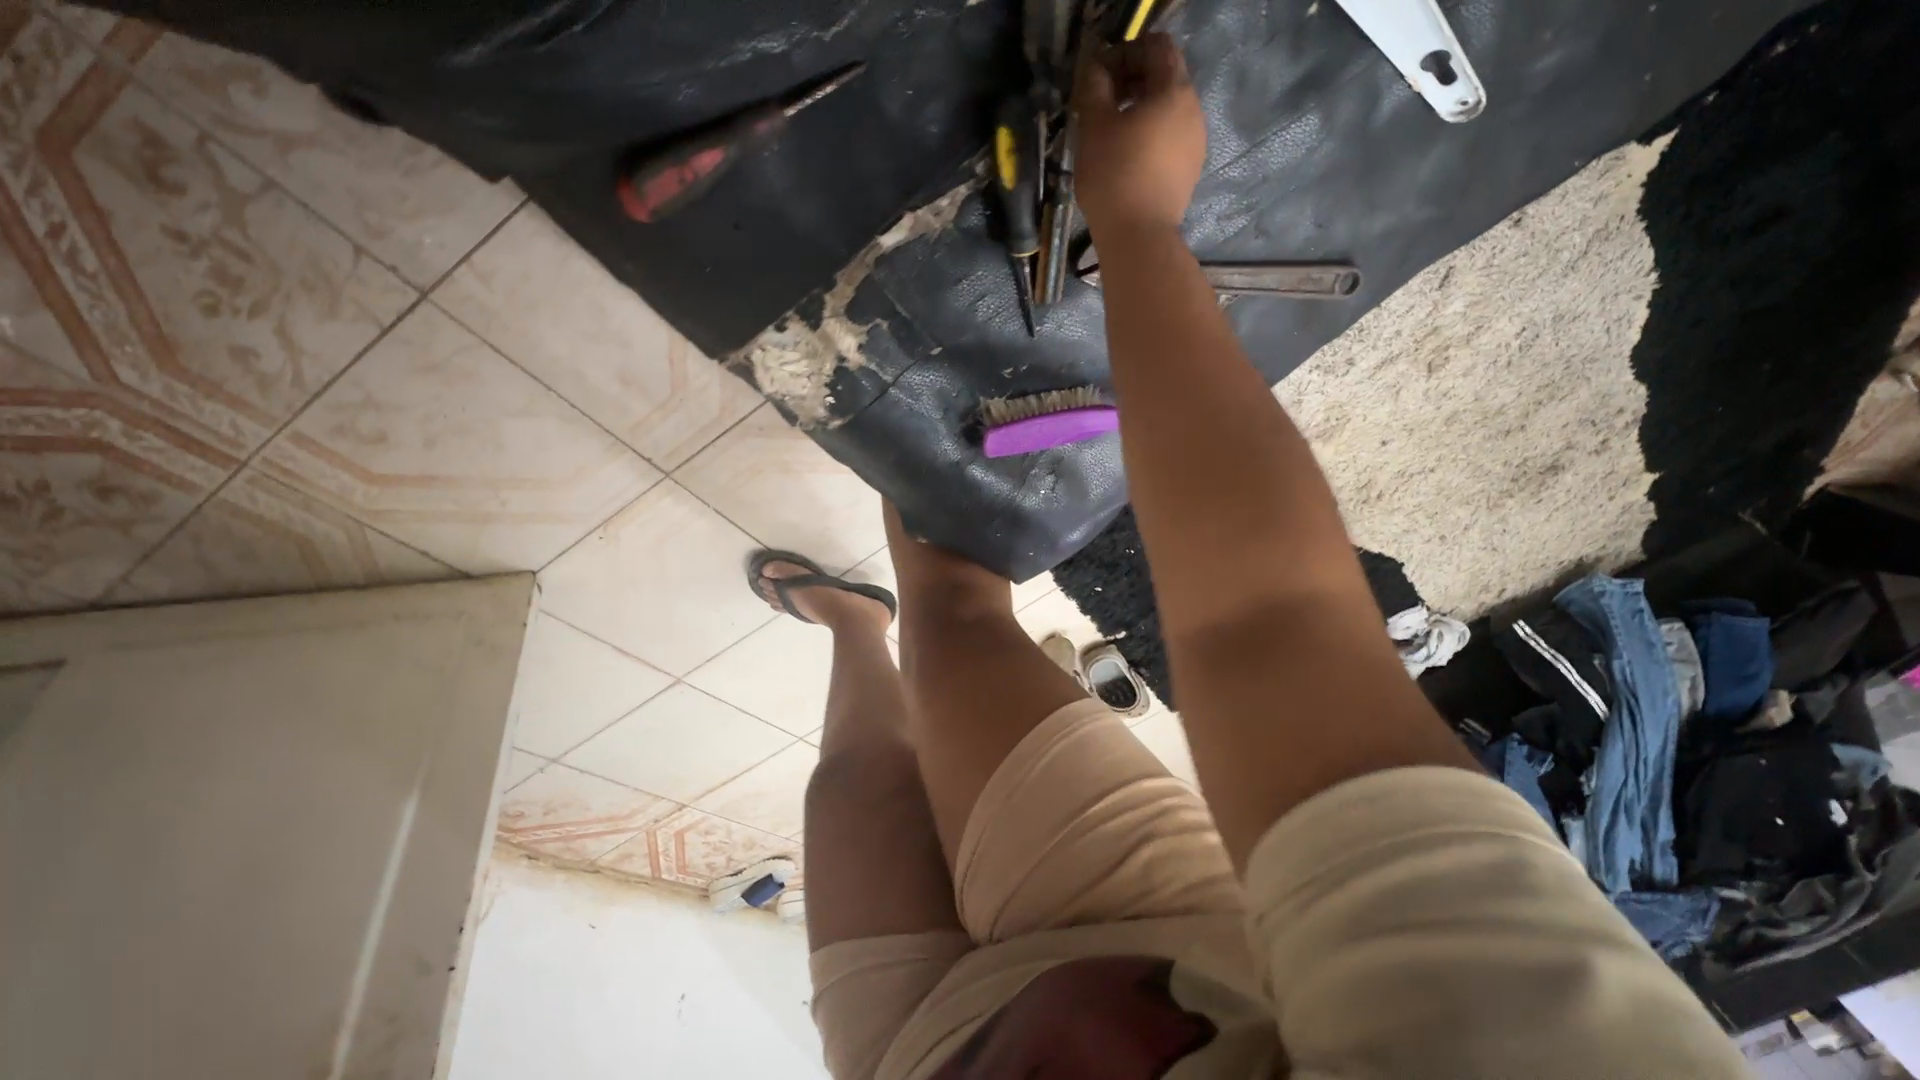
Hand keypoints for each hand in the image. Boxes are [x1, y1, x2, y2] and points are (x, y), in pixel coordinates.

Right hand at [1073, 33, 1205, 237]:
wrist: (1138, 236)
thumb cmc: (1113, 175)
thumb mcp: (1094, 125)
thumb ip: (1095, 86)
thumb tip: (1097, 69)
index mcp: (1174, 91)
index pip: (1157, 47)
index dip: (1125, 52)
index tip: (1099, 76)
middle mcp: (1193, 110)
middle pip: (1165, 78)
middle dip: (1132, 81)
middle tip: (1100, 102)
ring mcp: (1196, 142)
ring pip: (1168, 110)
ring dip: (1139, 110)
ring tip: (1110, 132)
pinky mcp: (1190, 169)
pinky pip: (1170, 137)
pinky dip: (1149, 135)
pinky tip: (1126, 157)